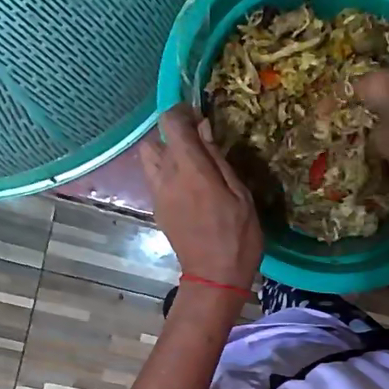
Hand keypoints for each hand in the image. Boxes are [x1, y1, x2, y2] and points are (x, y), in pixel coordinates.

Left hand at [138, 106, 263, 289]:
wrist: (213, 277)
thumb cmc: (237, 236)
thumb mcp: (240, 194)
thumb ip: (217, 159)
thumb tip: (203, 129)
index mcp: (190, 170)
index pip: (171, 123)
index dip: (182, 112)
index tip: (200, 117)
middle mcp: (166, 178)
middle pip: (155, 139)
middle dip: (174, 133)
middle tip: (197, 142)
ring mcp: (158, 194)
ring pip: (149, 158)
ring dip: (166, 153)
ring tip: (191, 164)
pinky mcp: (157, 208)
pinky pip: (155, 178)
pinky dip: (167, 172)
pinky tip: (189, 186)